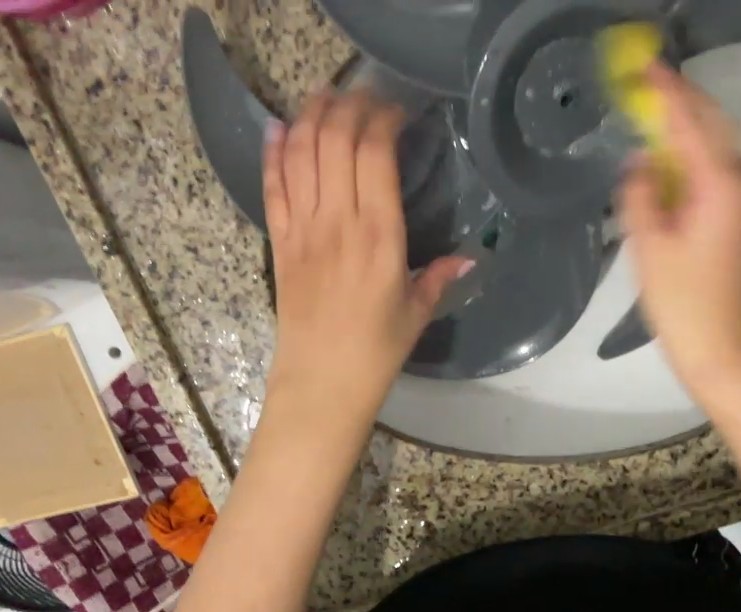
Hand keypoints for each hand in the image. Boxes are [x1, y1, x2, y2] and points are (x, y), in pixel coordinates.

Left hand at [261, 91, 472, 432]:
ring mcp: (304, 229)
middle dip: (349, 105)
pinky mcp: (280, 242)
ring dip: (311, 115)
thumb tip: (467, 259)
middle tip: (364, 99)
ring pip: (300, 151)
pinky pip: (273, 185)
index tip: (397, 112)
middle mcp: (339, 221)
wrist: (322, 383)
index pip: (375, 152)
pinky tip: (281, 129)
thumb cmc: (375, 352)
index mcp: (380, 236)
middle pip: (335, 138)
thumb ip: (438, 278)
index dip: (383, 118)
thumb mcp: (416, 314)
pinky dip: (275, 151)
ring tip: (325, 98)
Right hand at [618, 64, 740, 388]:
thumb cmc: (682, 302)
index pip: (689, 120)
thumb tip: (640, 163)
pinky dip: (688, 157)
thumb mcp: (648, 245)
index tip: (642, 68)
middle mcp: (737, 183)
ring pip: (712, 147)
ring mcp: (739, 201)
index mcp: (718, 183)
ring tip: (649, 118)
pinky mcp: (732, 219)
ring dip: (684, 129)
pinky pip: (710, 171)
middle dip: (678, 103)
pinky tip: (664, 163)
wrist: (716, 346)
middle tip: (644, 87)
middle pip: (710, 124)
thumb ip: (640, 193)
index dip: (664, 91)